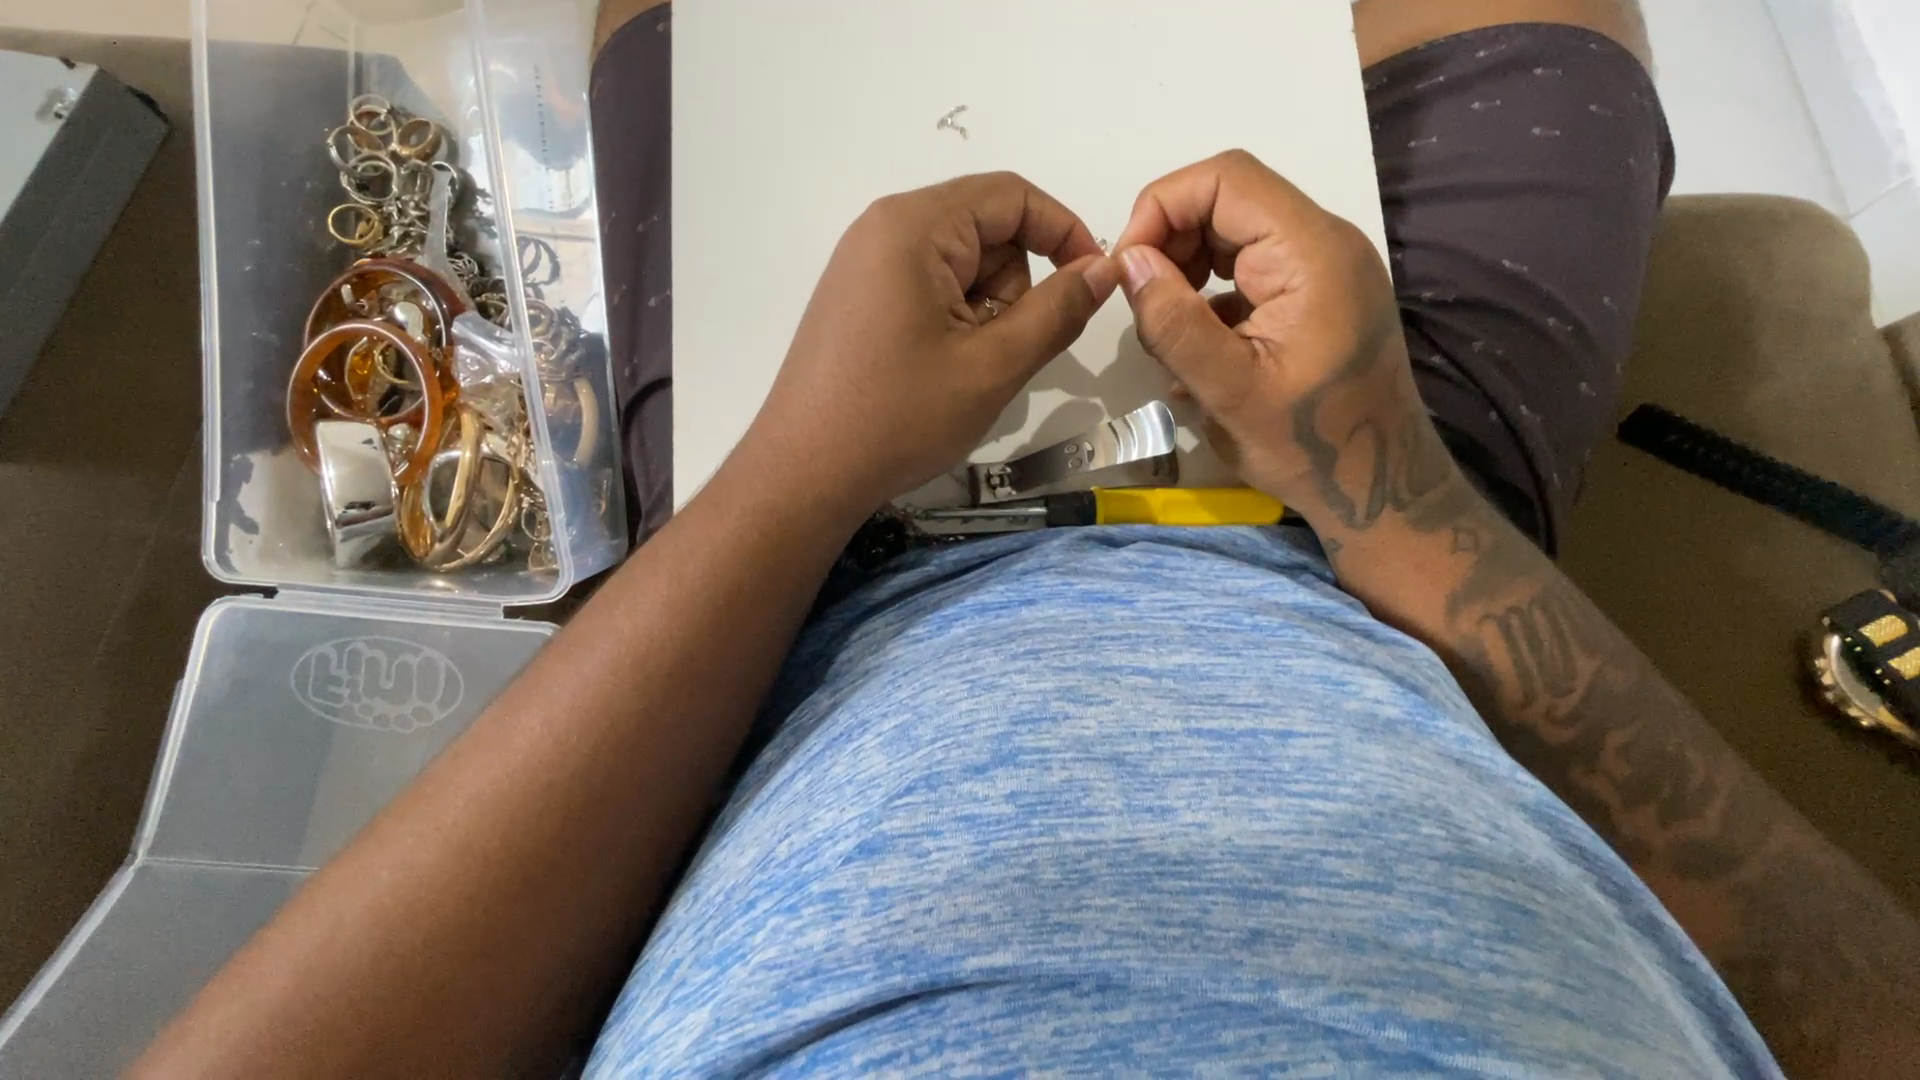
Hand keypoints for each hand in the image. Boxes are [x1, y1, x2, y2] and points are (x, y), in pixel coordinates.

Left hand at [734, 172, 1120, 515]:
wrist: (805, 474)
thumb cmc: (899, 417)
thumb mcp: (993, 366)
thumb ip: (1058, 310)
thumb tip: (1104, 268)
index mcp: (913, 226)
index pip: (1011, 195)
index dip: (1063, 231)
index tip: (1090, 283)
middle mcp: (882, 230)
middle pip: (984, 230)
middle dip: (1015, 286)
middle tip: (1001, 352)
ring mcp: (863, 267)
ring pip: (959, 266)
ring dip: (984, 311)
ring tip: (965, 371)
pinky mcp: (856, 302)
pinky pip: (927, 290)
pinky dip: (953, 323)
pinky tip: (939, 373)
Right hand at [1111, 150, 1457, 535]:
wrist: (1378, 485)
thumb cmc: (1309, 445)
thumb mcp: (1230, 391)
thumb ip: (1175, 323)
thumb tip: (1126, 262)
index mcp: (1310, 252)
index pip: (1225, 179)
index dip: (1161, 207)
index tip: (1127, 269)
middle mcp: (1321, 243)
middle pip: (1226, 201)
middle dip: (1168, 243)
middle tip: (1142, 308)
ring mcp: (1319, 269)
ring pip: (1231, 235)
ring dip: (1183, 272)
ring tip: (1166, 334)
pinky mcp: (1311, 297)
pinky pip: (1246, 270)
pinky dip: (1207, 295)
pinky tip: (1193, 348)